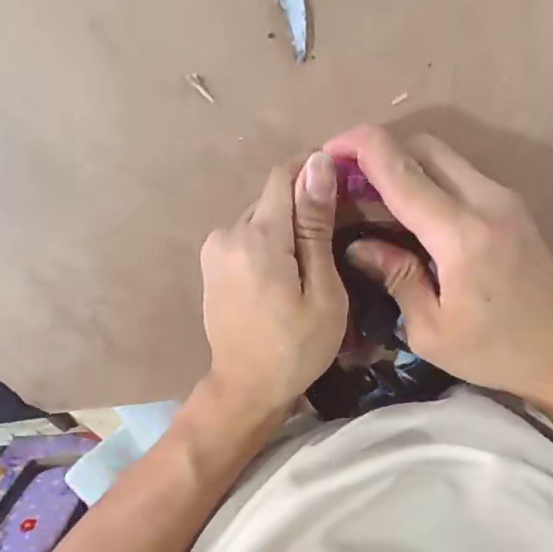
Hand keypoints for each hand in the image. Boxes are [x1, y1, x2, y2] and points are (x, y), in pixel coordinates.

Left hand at [197, 151, 349, 417]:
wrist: (246, 389)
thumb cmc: (295, 348)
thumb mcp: (322, 291)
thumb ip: (316, 225)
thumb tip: (318, 162)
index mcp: (257, 237)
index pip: (284, 174)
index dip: (315, 174)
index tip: (343, 192)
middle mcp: (227, 234)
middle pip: (271, 199)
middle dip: (302, 210)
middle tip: (333, 243)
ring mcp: (213, 252)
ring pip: (258, 220)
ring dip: (284, 232)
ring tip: (309, 267)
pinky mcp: (209, 268)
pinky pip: (245, 241)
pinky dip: (266, 249)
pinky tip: (283, 279)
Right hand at [323, 126, 552, 409]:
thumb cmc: (494, 353)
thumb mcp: (430, 330)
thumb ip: (396, 278)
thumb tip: (359, 246)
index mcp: (461, 235)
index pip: (402, 172)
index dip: (360, 149)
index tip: (325, 150)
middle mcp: (486, 202)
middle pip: (424, 147)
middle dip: (378, 151)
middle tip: (342, 180)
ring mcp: (504, 200)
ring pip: (443, 157)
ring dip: (402, 165)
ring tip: (366, 197)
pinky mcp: (511, 209)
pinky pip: (459, 176)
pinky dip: (425, 180)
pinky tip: (403, 211)